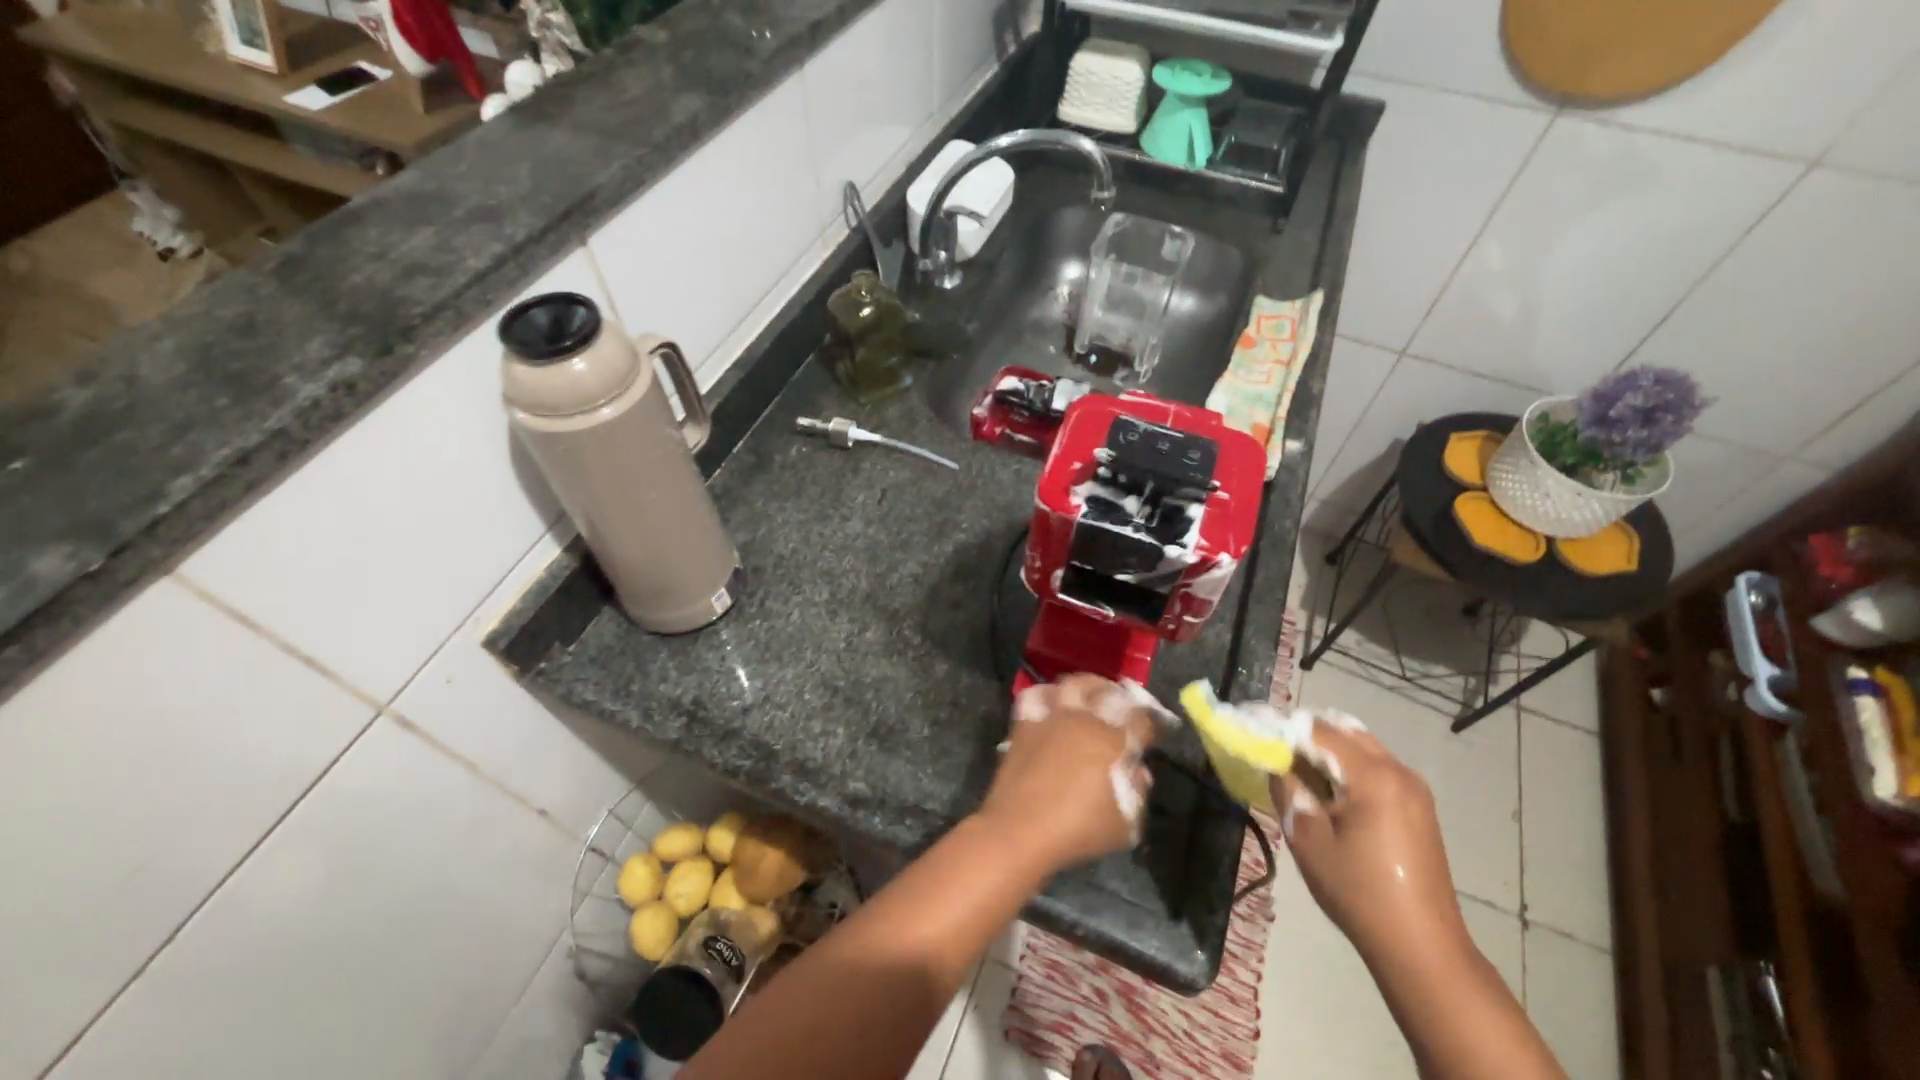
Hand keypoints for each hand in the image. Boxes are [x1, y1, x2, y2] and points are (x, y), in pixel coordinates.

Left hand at [974, 675, 1159, 872]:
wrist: (1020, 830)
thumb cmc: (1078, 830)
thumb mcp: (1125, 825)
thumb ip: (1139, 794)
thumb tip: (1138, 772)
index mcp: (1115, 741)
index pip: (1142, 718)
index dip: (1151, 723)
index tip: (1150, 732)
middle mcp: (1086, 720)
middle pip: (1110, 692)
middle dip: (1122, 697)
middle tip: (1123, 708)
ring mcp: (1053, 717)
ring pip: (1074, 684)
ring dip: (1088, 686)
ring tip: (1091, 695)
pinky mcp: (1025, 723)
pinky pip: (1037, 695)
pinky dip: (1048, 694)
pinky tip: (1052, 703)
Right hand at [1270, 722, 1467, 960]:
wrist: (1420, 943)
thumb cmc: (1358, 892)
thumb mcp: (1308, 840)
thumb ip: (1288, 790)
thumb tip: (1275, 761)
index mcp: (1373, 776)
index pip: (1318, 731)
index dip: (1281, 726)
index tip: (1251, 728)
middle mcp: (1399, 770)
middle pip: (1344, 731)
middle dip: (1304, 733)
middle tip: (1270, 748)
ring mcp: (1414, 787)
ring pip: (1362, 747)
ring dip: (1327, 749)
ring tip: (1293, 769)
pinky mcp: (1418, 804)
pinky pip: (1376, 766)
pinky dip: (1347, 766)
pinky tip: (1326, 789)